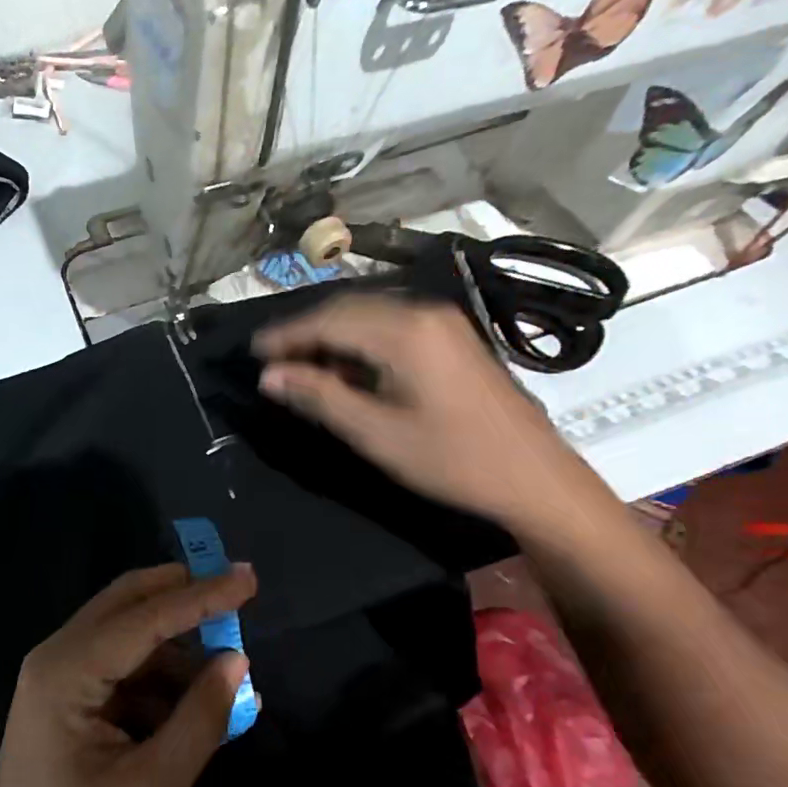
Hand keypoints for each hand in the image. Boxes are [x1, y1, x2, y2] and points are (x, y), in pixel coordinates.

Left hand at [0, 563, 255, 786]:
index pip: (145, 616)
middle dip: (183, 594)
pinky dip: (159, 676)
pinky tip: (194, 702)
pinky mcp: (65, 702)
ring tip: (225, 669)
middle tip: (237, 589)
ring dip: (176, 645)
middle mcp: (55, 659)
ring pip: (126, 634)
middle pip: (127, 603)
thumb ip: (200, 717)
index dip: (202, 594)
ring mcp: (56, 678)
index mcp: (65, 672)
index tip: (250, 577)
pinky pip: (120, 668)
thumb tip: (239, 658)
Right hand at [253, 294, 576, 526]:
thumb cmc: (452, 459)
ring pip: (371, 316)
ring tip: (303, 365)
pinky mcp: (454, 338)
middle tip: (273, 361)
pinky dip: (362, 342)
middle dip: (307, 332)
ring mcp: (444, 322)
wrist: (534, 476)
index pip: (329, 320)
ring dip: (334, 336)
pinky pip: (394, 327)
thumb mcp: (377, 434)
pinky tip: (349, 367)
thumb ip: (321, 397)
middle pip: (349, 310)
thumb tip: (270, 376)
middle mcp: (424, 312)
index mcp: (404, 331)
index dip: (286, 335)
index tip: (253, 352)